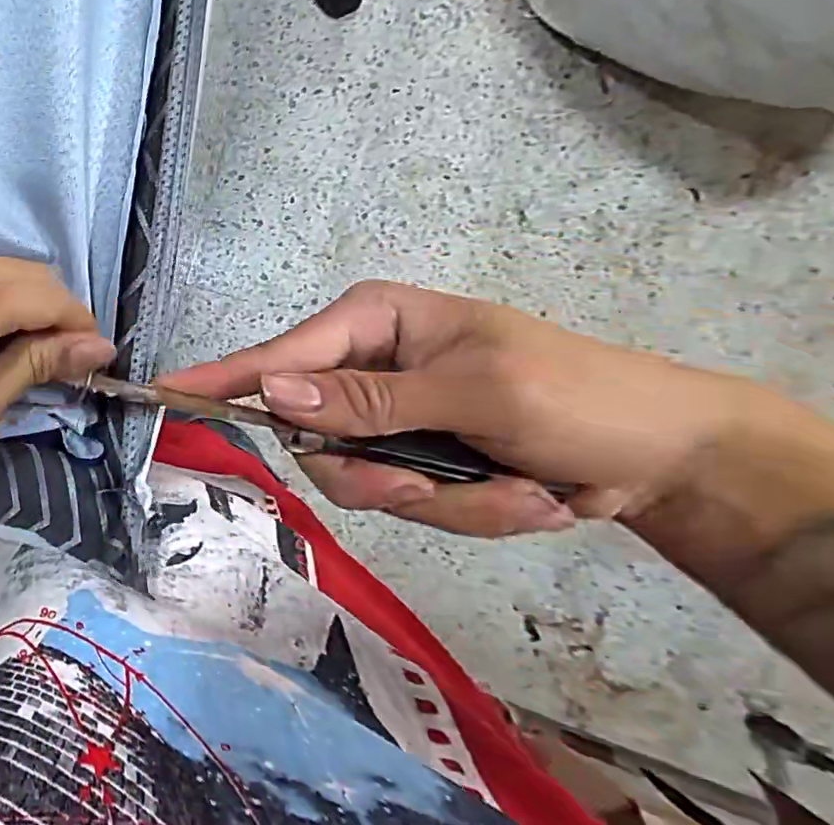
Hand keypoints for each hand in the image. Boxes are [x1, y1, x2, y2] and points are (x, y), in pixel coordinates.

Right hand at [159, 281, 762, 536]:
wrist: (671, 458)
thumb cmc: (581, 396)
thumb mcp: (476, 392)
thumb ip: (368, 399)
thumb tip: (272, 393)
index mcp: (370, 323)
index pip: (278, 355)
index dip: (221, 378)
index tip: (162, 391)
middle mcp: (360, 367)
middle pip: (310, 434)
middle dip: (378, 473)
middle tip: (436, 485)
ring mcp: (381, 415)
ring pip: (352, 476)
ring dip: (436, 499)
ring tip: (517, 492)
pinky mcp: (404, 457)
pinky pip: (396, 499)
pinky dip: (462, 511)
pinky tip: (524, 495)